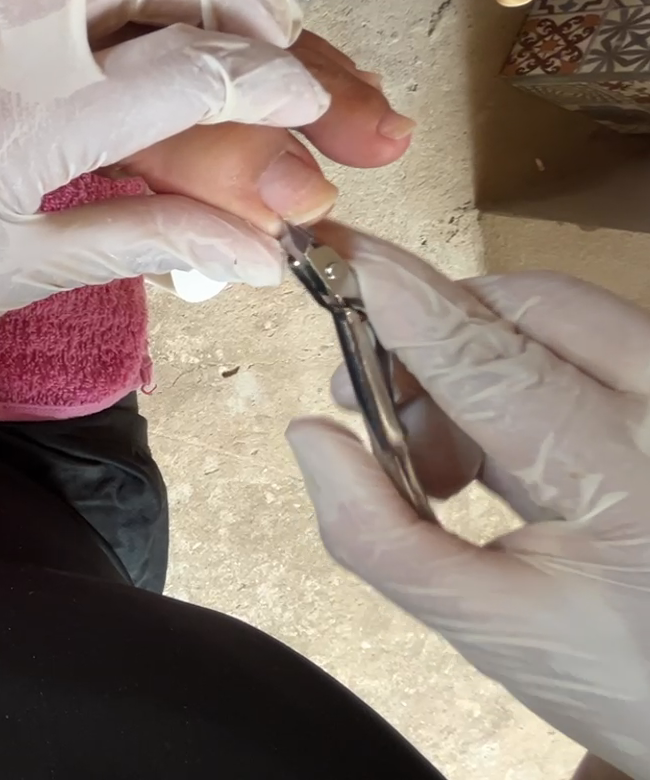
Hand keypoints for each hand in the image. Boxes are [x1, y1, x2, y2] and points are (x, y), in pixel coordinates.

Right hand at [287, 228, 649, 778]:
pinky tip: (490, 456)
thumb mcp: (481, 622)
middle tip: (367, 395)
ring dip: (464, 358)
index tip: (331, 252)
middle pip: (537, 306)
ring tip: (432, 453)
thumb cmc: (629, 675)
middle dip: (429, 324)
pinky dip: (510, 380)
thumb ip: (369, 529)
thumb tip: (309, 432)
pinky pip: (590, 350)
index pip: (485, 361)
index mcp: (625, 480)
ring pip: (562, 321)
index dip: (400, 299)